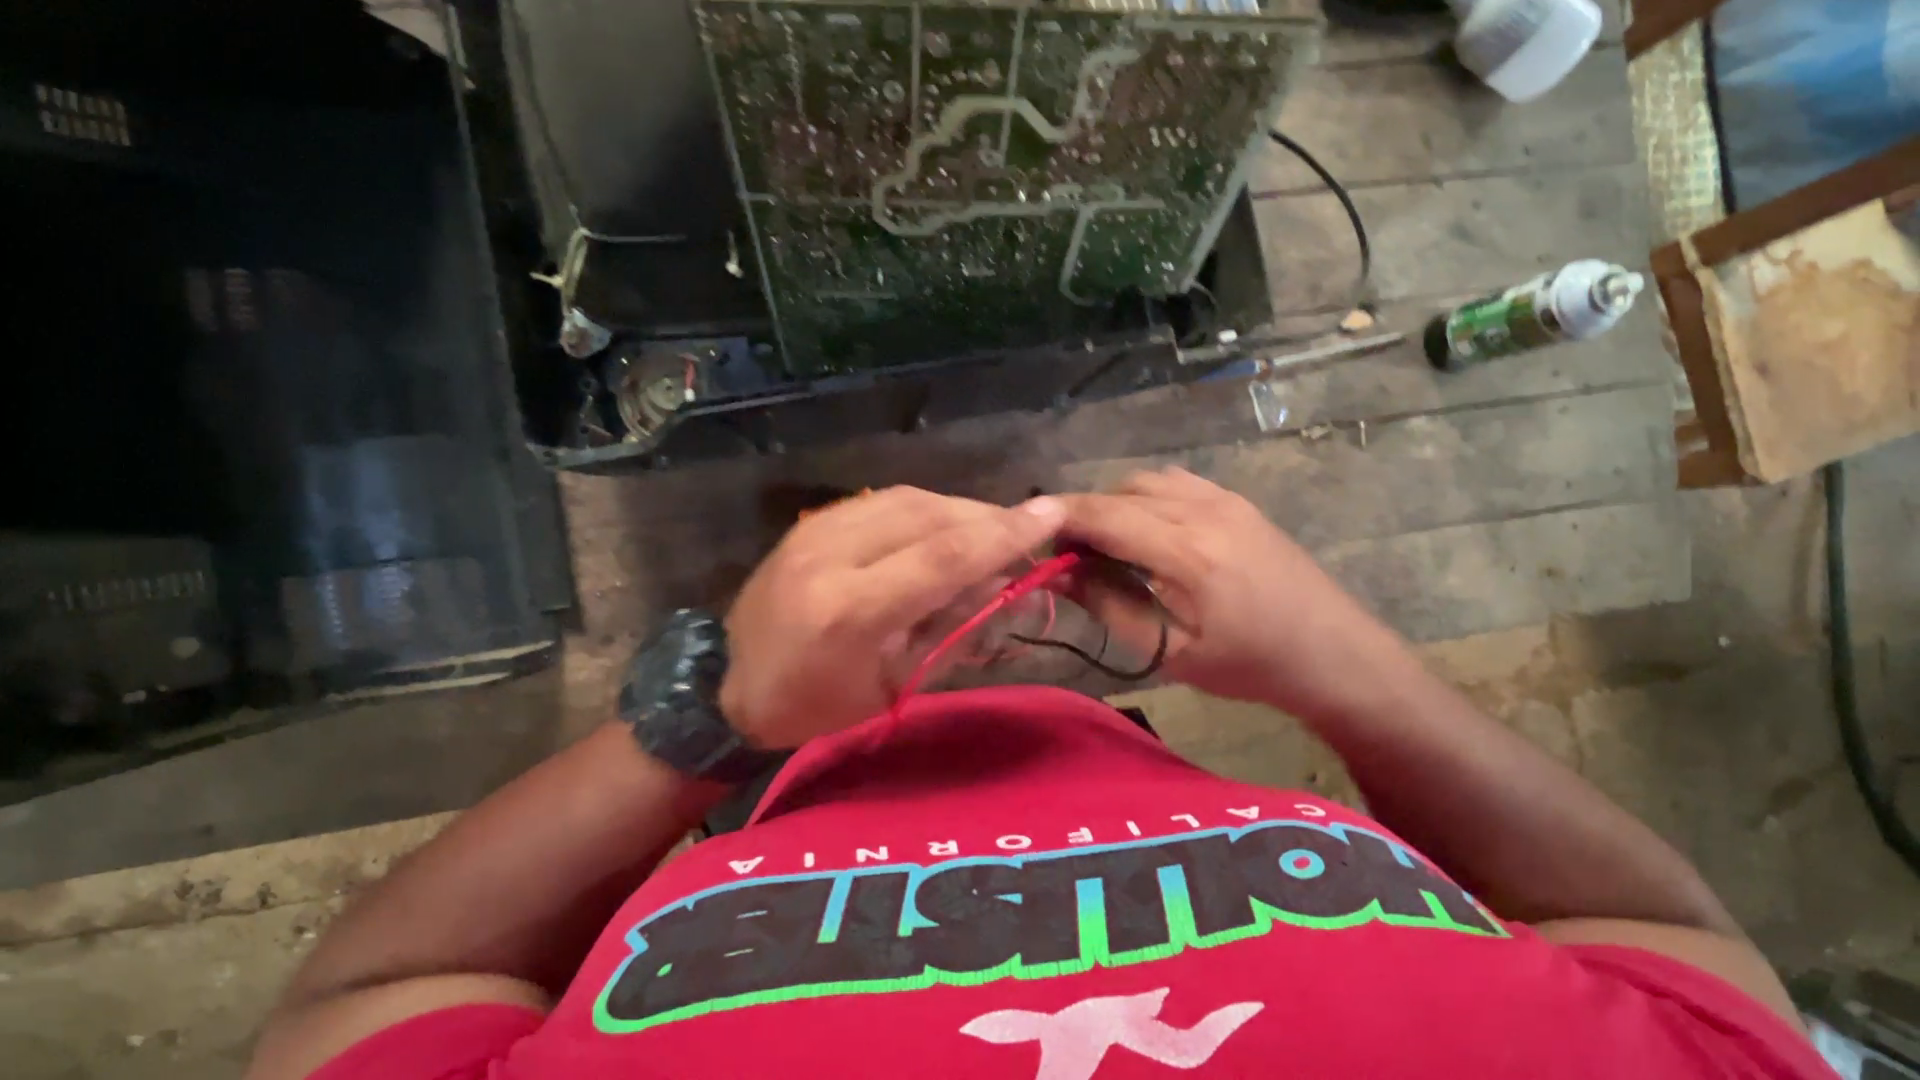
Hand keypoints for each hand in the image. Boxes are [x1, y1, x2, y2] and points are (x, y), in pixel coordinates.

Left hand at [720, 487, 1065, 747]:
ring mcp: (814, 531)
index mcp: (849, 610)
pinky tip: (945, 526)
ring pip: (907, 499)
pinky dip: (925, 510)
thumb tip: (1013, 590)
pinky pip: (882, 502)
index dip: (1004, 534)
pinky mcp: (810, 522)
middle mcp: (830, 555)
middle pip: (929, 516)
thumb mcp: (892, 686)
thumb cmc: (816, 706)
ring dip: (959, 510)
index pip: (942, 556)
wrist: (728, 686)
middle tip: (1028, 530)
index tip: (1052, 515)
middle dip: (988, 518)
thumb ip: (954, 631)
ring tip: (992, 529)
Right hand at [1057, 468, 1408, 719]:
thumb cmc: (1249, 665)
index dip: (1058, 519)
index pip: (1102, 514)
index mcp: (1185, 550)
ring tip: (1103, 545)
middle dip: (1082, 514)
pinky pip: (1176, 483)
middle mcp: (1203, 509)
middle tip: (1063, 553)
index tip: (1026, 533)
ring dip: (1115, 504)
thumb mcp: (1170, 651)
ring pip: (1146, 482)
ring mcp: (1225, 499)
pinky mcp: (1238, 502)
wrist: (1333, 654)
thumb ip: (1110, 605)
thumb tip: (1061, 572)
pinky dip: (1146, 498)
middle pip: (1119, 491)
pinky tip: (1146, 533)